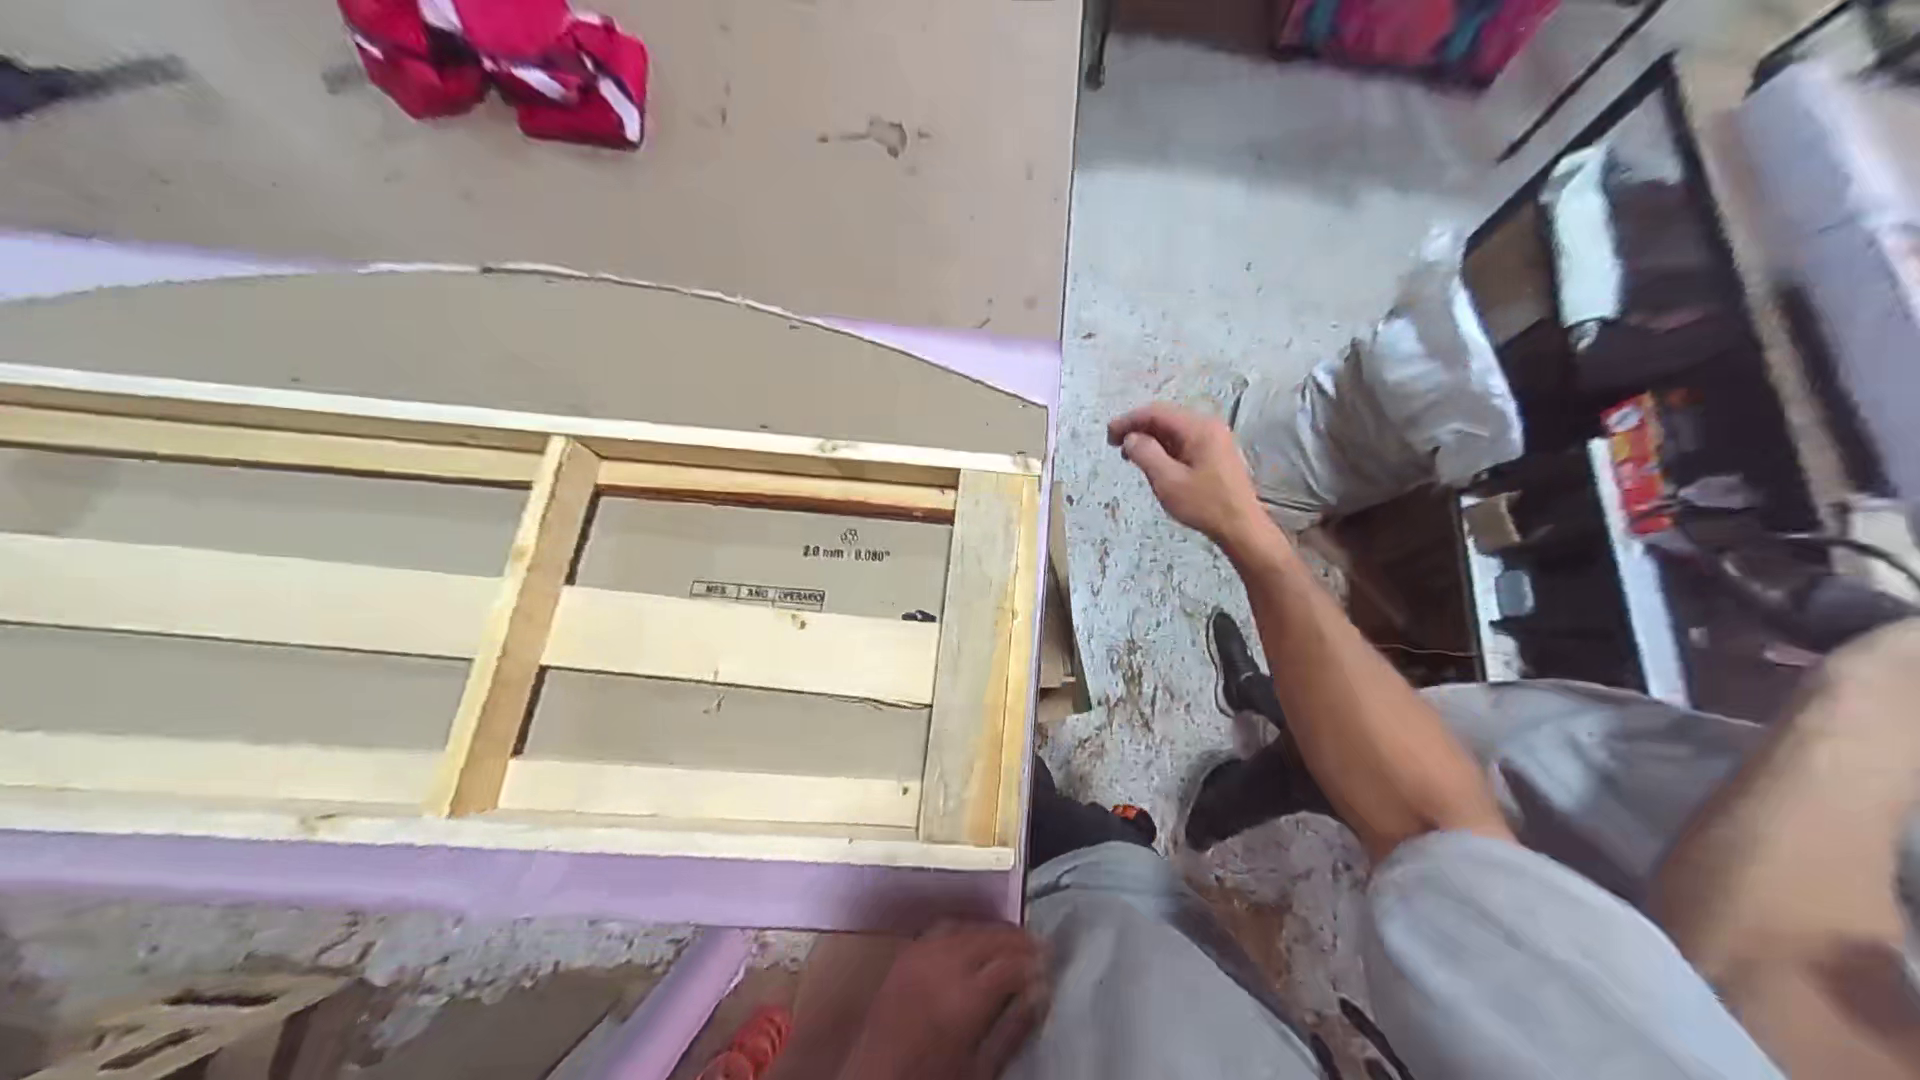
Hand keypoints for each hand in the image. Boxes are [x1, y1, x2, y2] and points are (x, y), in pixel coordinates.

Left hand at [837, 922, 1049, 1079]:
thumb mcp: (979, 1069)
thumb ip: (1011, 1029)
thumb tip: (1039, 995)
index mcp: (965, 998)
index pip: (1011, 965)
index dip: (1036, 961)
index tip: (1052, 961)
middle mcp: (943, 965)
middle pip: (990, 938)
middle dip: (1018, 940)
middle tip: (1039, 945)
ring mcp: (921, 955)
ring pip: (967, 928)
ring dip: (993, 931)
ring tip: (1012, 940)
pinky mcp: (905, 955)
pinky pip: (942, 928)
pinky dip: (965, 929)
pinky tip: (974, 938)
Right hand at [1108, 403, 1275, 555]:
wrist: (1241, 527)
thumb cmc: (1204, 504)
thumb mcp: (1168, 480)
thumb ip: (1145, 454)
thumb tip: (1130, 437)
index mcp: (1199, 428)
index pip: (1156, 412)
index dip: (1129, 420)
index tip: (1109, 435)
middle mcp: (1209, 427)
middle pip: (1166, 418)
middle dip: (1138, 428)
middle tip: (1115, 445)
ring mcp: (1215, 439)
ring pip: (1174, 430)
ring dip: (1150, 439)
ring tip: (1130, 456)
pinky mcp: (1215, 453)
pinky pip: (1184, 441)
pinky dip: (1164, 447)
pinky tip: (1153, 462)